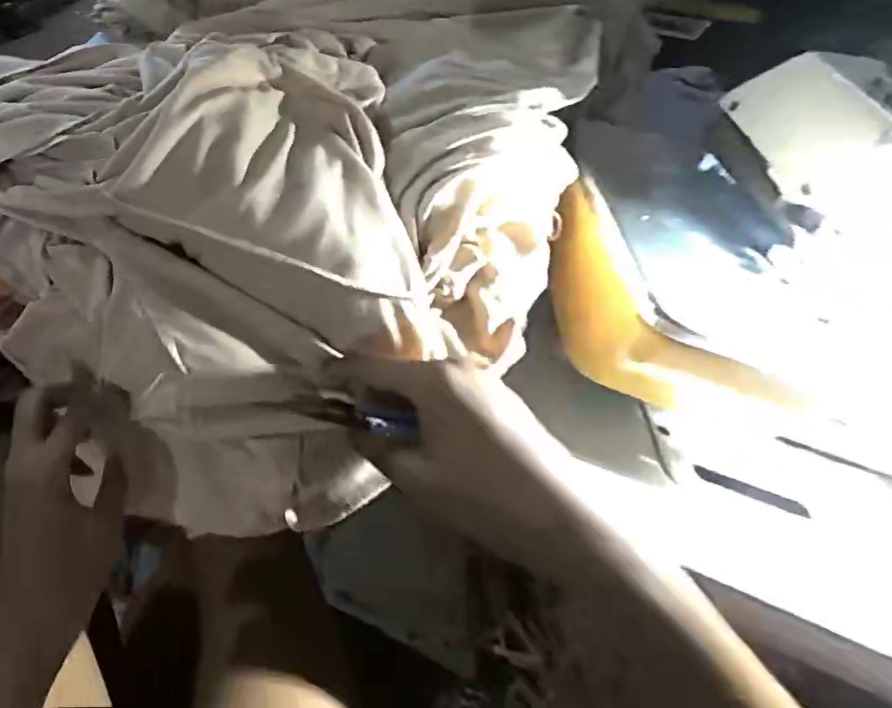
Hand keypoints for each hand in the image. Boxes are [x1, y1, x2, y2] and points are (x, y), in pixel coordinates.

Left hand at [0, 383, 128, 648]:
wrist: (24, 621)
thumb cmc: (70, 577)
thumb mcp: (104, 529)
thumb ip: (114, 481)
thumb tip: (120, 448)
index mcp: (45, 466)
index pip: (73, 414)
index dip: (97, 399)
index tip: (120, 391)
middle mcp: (21, 459)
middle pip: (32, 402)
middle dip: (62, 391)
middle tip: (95, 395)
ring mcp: (12, 473)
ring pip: (28, 423)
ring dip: (56, 415)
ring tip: (95, 426)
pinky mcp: (12, 488)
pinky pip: (29, 447)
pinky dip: (51, 440)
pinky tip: (82, 465)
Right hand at [338, 329, 586, 575]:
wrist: (576, 526)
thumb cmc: (485, 497)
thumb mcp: (416, 478)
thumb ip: (375, 445)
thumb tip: (357, 427)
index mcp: (432, 380)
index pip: (368, 366)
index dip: (338, 373)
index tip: (315, 381)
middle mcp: (457, 368)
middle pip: (399, 372)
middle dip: (374, 393)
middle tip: (360, 421)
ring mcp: (486, 382)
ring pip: (425, 383)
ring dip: (404, 403)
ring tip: (397, 435)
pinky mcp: (505, 400)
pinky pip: (451, 393)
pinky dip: (431, 408)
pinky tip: (435, 440)